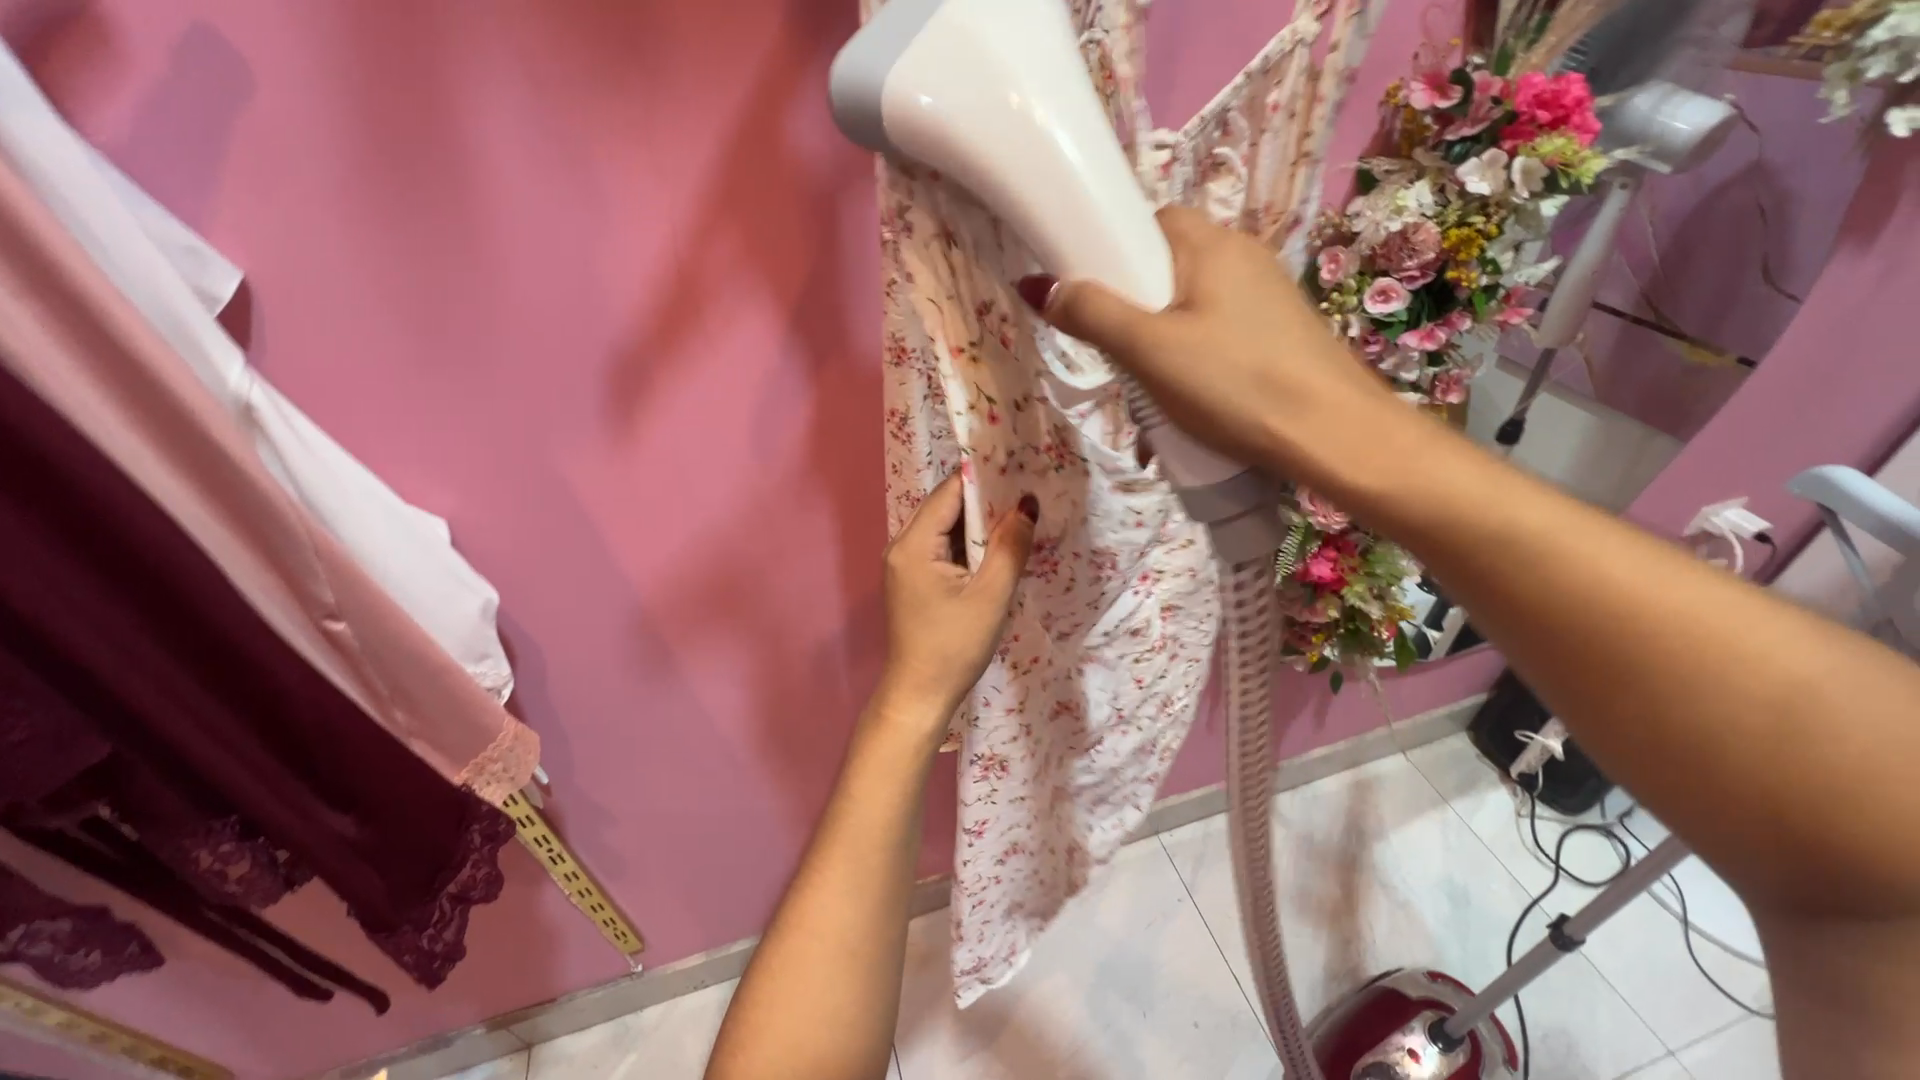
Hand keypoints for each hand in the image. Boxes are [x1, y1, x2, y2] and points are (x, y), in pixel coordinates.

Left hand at [876, 474, 1036, 731]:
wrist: (920, 696)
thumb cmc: (955, 646)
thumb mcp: (991, 595)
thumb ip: (1009, 546)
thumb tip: (1026, 503)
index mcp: (913, 544)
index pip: (949, 493)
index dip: (983, 479)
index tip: (1018, 469)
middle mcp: (901, 546)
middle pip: (944, 507)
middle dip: (983, 500)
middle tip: (1024, 492)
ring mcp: (903, 565)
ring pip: (944, 529)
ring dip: (977, 525)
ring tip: (1016, 516)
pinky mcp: (912, 582)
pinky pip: (940, 549)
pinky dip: (966, 546)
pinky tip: (994, 549)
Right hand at [1017, 205, 1395, 486]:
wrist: (1334, 436)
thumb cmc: (1235, 384)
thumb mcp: (1149, 352)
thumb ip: (1092, 315)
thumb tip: (1040, 285)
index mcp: (1210, 244)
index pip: (1148, 223)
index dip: (1114, 254)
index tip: (1093, 300)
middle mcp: (1242, 256)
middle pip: (1168, 268)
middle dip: (1134, 311)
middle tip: (1118, 357)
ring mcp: (1267, 296)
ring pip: (1192, 307)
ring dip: (1162, 345)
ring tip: (1151, 394)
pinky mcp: (1281, 333)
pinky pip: (1220, 335)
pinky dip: (1195, 361)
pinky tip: (1192, 405)